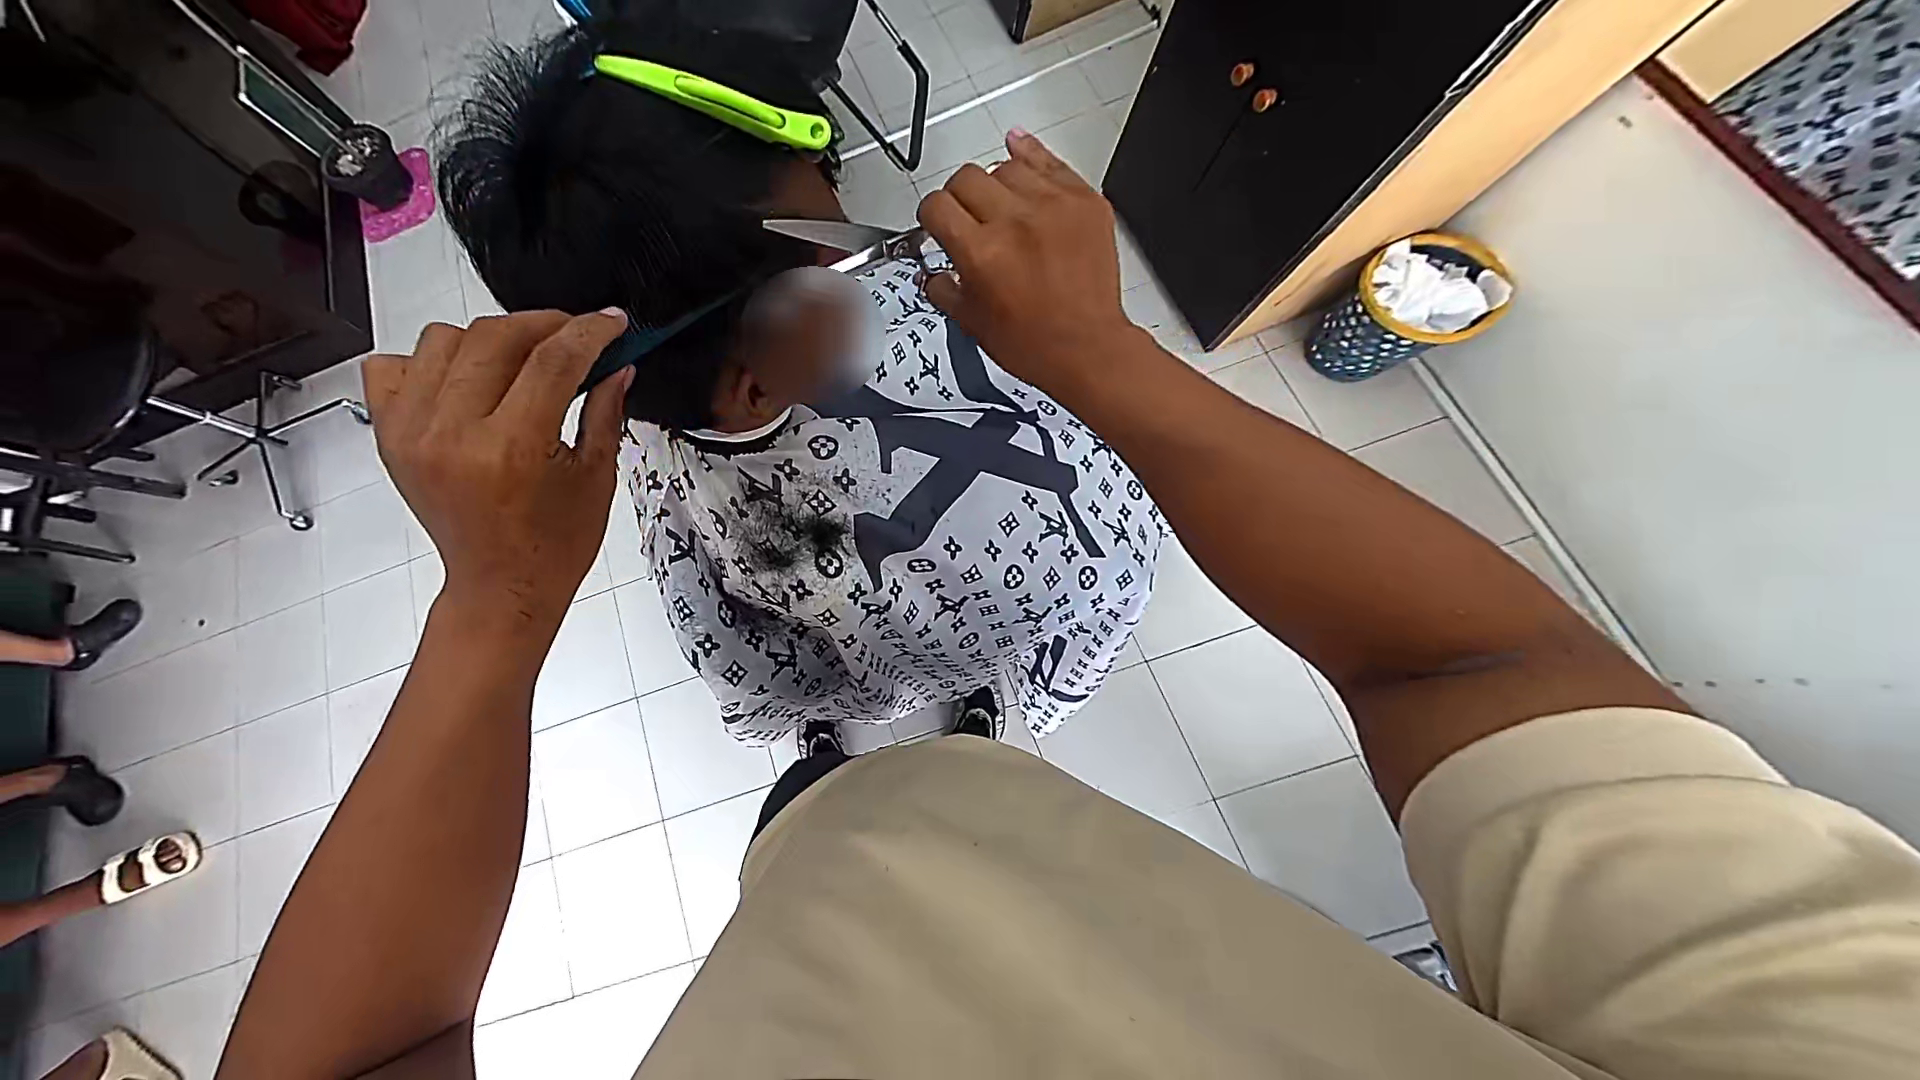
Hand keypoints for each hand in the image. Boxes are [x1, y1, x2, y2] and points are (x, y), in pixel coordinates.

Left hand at [361, 311, 634, 632]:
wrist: (501, 584)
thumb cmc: (555, 543)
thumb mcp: (596, 476)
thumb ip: (605, 412)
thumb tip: (618, 366)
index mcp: (513, 448)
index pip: (553, 361)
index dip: (590, 332)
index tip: (612, 321)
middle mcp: (452, 432)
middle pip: (497, 337)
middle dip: (547, 324)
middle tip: (578, 333)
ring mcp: (411, 430)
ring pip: (445, 339)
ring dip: (494, 338)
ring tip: (526, 359)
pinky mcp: (389, 434)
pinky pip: (395, 365)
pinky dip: (435, 359)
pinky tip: (470, 380)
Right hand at [916, 130, 1145, 392]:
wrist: (1087, 349)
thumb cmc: (1037, 345)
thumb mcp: (974, 325)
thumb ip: (944, 291)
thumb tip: (933, 276)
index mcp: (981, 253)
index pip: (936, 206)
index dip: (931, 216)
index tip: (936, 223)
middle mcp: (1015, 222)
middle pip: (966, 178)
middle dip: (958, 198)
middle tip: (966, 218)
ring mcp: (1053, 207)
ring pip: (1005, 166)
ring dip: (995, 184)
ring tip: (1000, 208)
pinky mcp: (1083, 202)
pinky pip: (1049, 161)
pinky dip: (1030, 155)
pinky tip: (1018, 151)